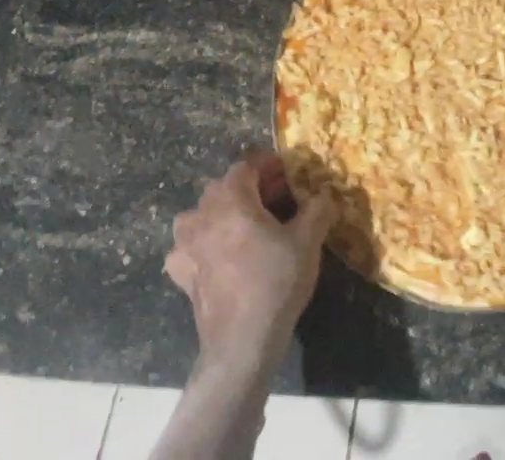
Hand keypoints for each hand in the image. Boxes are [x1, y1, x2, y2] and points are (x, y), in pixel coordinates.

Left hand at [166, 153, 337, 373]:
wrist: (243, 339)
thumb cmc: (276, 280)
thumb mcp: (309, 239)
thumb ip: (317, 208)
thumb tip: (323, 194)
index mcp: (231, 202)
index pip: (245, 166)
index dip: (269, 165)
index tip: (291, 172)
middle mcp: (201, 217)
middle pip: (222, 188)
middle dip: (251, 187)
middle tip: (280, 198)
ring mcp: (186, 247)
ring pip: (202, 214)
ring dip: (225, 212)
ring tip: (250, 225)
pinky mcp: (182, 273)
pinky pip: (192, 245)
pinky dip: (207, 241)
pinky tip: (224, 255)